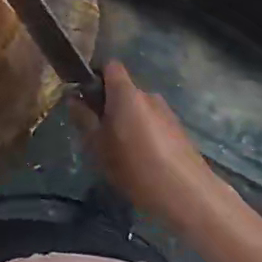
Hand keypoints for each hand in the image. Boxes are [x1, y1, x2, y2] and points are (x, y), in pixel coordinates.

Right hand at [72, 61, 221, 226]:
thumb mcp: (97, 144)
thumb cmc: (135, 166)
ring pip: (138, 108)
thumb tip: (72, 98)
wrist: (188, 196)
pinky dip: (143, 133)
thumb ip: (83, 118)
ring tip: (119, 149)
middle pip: (123, 89)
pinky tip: (141, 160)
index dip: (95, 76)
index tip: (84, 96)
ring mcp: (167, 113)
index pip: (110, 66)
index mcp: (126, 93)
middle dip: (108, 104)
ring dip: (126, 120)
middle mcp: (148, 96)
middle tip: (96, 130)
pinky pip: (153, 122)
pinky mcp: (179, 131)